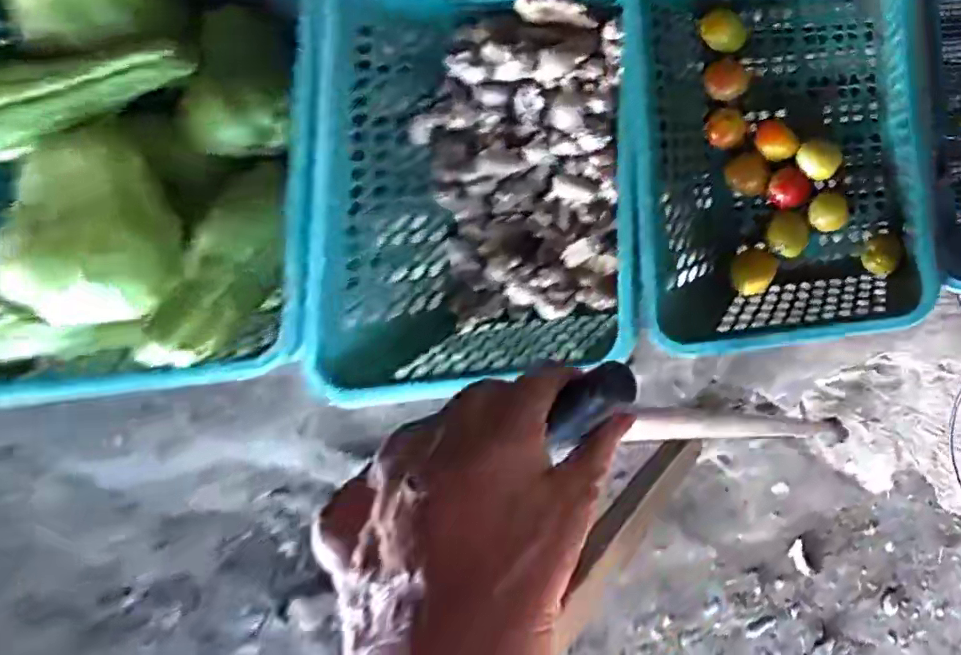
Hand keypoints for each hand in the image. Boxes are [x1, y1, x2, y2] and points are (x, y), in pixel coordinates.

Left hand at [313, 370, 633, 654]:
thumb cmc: (520, 582)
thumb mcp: (574, 510)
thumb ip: (597, 450)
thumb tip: (618, 417)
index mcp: (498, 434)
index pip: (537, 378)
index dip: (561, 380)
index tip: (573, 391)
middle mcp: (435, 443)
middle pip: (480, 397)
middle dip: (510, 405)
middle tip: (531, 437)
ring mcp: (381, 481)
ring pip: (424, 430)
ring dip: (452, 438)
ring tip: (474, 474)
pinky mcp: (342, 522)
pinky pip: (372, 480)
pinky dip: (397, 484)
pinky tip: (418, 509)